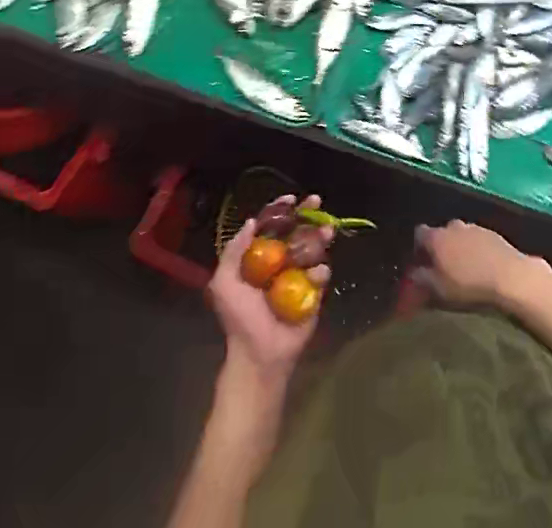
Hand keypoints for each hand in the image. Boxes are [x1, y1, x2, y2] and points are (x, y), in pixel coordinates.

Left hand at [211, 195, 331, 379]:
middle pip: (296, 231)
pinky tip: (316, 273)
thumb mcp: (224, 283)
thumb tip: (252, 221)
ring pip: (313, 249)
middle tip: (316, 201)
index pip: (271, 227)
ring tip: (326, 231)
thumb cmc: (240, 318)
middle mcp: (280, 263)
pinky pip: (321, 275)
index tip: (291, 198)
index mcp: (259, 259)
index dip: (280, 210)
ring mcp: (299, 277)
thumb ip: (235, 251)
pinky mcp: (314, 293)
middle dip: (307, 215)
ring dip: (320, 236)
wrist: (260, 353)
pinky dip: (320, 271)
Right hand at [412, 220, 545, 307]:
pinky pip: (477, 239)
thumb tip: (413, 273)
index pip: (419, 233)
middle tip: (444, 266)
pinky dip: (476, 248)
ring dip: (459, 246)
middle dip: (441, 246)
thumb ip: (422, 279)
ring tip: (465, 267)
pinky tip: (482, 264)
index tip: (421, 262)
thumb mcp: (438, 289)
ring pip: (461, 234)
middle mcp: (454, 227)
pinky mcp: (493, 234)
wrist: (509, 277)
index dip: (419, 247)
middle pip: (441, 232)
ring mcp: (475, 228)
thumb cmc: (468, 285)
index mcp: (437, 237)